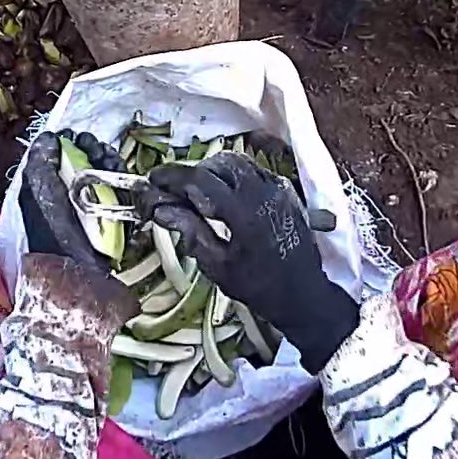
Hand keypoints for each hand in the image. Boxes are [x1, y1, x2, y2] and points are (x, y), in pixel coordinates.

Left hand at [17, 130, 121, 270]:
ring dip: (108, 158)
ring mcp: (95, 200)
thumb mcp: (37, 189)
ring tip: (107, 159)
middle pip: (88, 158)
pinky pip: (121, 185)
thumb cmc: (51, 226)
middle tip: (94, 148)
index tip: (77, 137)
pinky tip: (118, 172)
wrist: (76, 263)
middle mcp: (73, 189)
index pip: (65, 154)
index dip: (73, 142)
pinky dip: (121, 175)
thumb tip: (50, 136)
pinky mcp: (114, 210)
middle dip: (93, 147)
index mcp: (51, 183)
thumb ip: (40, 159)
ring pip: (106, 168)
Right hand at [142, 152, 359, 369]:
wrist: (304, 296)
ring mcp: (277, 188)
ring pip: (236, 162)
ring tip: (197, 191)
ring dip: (211, 170)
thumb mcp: (217, 265)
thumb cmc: (258, 286)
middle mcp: (262, 192)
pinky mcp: (285, 190)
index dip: (172, 177)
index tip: (153, 180)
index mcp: (244, 212)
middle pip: (217, 164)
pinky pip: (252, 169)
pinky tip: (223, 194)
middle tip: (173, 190)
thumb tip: (160, 209)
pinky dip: (231, 174)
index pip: (200, 179)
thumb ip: (189, 231)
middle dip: (191, 173)